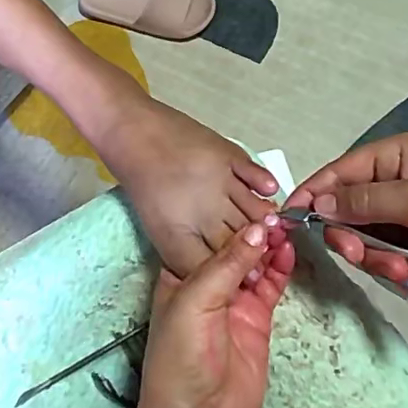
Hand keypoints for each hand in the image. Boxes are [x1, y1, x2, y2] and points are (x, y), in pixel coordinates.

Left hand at [96, 98, 279, 276]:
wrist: (135, 135)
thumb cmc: (143, 184)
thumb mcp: (159, 230)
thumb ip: (188, 252)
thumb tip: (222, 264)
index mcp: (181, 239)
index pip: (221, 266)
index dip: (239, 272)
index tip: (250, 272)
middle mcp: (205, 215)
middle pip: (243, 243)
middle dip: (257, 251)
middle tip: (267, 249)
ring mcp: (220, 183)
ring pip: (256, 213)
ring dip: (265, 220)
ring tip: (271, 223)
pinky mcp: (228, 155)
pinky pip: (256, 175)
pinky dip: (265, 185)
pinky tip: (269, 192)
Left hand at [136, 217, 296, 407]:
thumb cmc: (181, 356)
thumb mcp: (196, 300)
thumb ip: (228, 263)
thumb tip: (259, 229)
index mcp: (180, 274)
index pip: (207, 237)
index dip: (230, 220)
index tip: (255, 203)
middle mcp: (207, 284)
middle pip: (234, 248)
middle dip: (254, 231)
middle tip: (279, 213)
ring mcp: (233, 301)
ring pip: (255, 264)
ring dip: (270, 246)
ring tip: (287, 227)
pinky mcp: (256, 319)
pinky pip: (271, 286)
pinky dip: (281, 269)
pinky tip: (289, 252)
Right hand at [288, 133, 407, 297]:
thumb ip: (365, 201)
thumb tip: (318, 202)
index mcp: (399, 155)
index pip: (341, 171)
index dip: (314, 192)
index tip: (290, 218)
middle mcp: (401, 181)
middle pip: (350, 206)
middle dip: (347, 231)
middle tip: (351, 252)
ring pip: (369, 235)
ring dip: (373, 253)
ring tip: (394, 267)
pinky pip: (392, 254)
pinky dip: (394, 266)